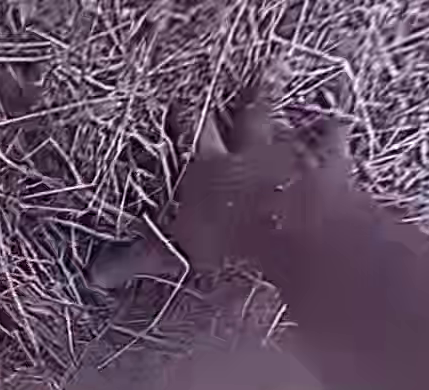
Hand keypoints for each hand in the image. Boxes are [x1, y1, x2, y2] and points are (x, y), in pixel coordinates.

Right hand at [90, 84, 364, 286]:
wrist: (298, 232)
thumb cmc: (231, 242)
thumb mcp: (173, 254)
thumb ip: (137, 259)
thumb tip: (96, 276)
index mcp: (206, 171)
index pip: (189, 137)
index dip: (182, 121)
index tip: (178, 104)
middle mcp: (247, 151)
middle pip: (245, 116)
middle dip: (244, 99)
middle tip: (250, 75)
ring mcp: (290, 151)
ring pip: (285, 119)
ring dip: (283, 104)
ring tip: (279, 80)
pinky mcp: (329, 160)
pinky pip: (332, 136)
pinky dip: (330, 127)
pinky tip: (332, 118)